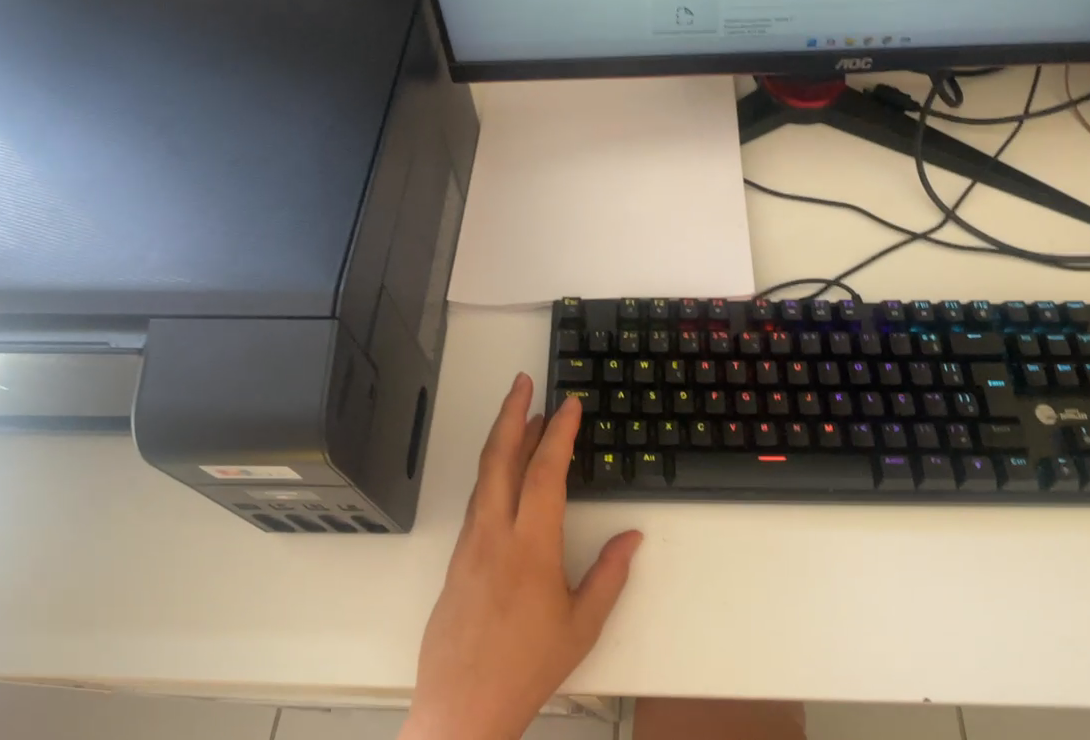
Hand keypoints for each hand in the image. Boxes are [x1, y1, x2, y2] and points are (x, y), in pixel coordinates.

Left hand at [401, 375, 641, 739]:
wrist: (461, 707)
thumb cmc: (527, 667)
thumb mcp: (581, 625)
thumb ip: (609, 575)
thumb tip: (632, 537)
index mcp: (530, 546)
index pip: (545, 473)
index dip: (558, 433)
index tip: (569, 405)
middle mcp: (494, 533)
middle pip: (499, 457)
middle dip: (513, 413)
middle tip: (523, 382)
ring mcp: (470, 543)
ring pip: (484, 475)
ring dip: (502, 439)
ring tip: (523, 418)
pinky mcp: (457, 557)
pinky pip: (477, 499)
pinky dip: (492, 471)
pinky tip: (505, 472)